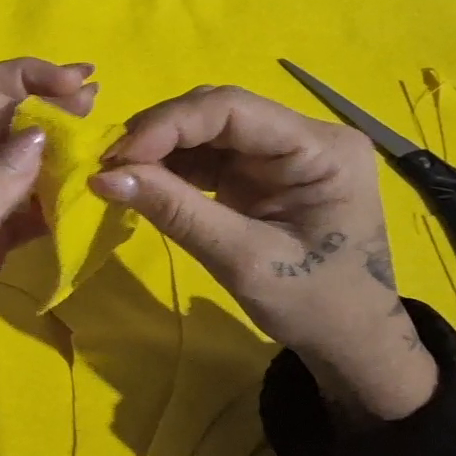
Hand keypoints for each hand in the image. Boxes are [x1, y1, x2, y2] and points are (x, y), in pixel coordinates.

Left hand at [0, 59, 97, 411]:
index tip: (79, 88)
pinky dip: (53, 190)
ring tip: (100, 139)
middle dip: (42, 97)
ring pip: (14, 155)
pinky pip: (23, 199)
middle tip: (94, 97)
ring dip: (54, 143)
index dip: (27, 83)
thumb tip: (36, 136)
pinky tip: (84, 193)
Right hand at [89, 86, 436, 423]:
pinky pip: (209, 153)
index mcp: (322, 149)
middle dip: (160, 133)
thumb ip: (177, 212)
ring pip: (207, 128)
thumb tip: (103, 177)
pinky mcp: (262, 170)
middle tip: (109, 163)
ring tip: (117, 173)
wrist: (352, 346)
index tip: (118, 154)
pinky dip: (172, 166)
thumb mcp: (244, 262)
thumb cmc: (315, 307)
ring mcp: (282, 151)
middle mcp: (304, 136)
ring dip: (160, 148)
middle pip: (218, 112)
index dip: (169, 123)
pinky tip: (143, 181)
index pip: (234, 109)